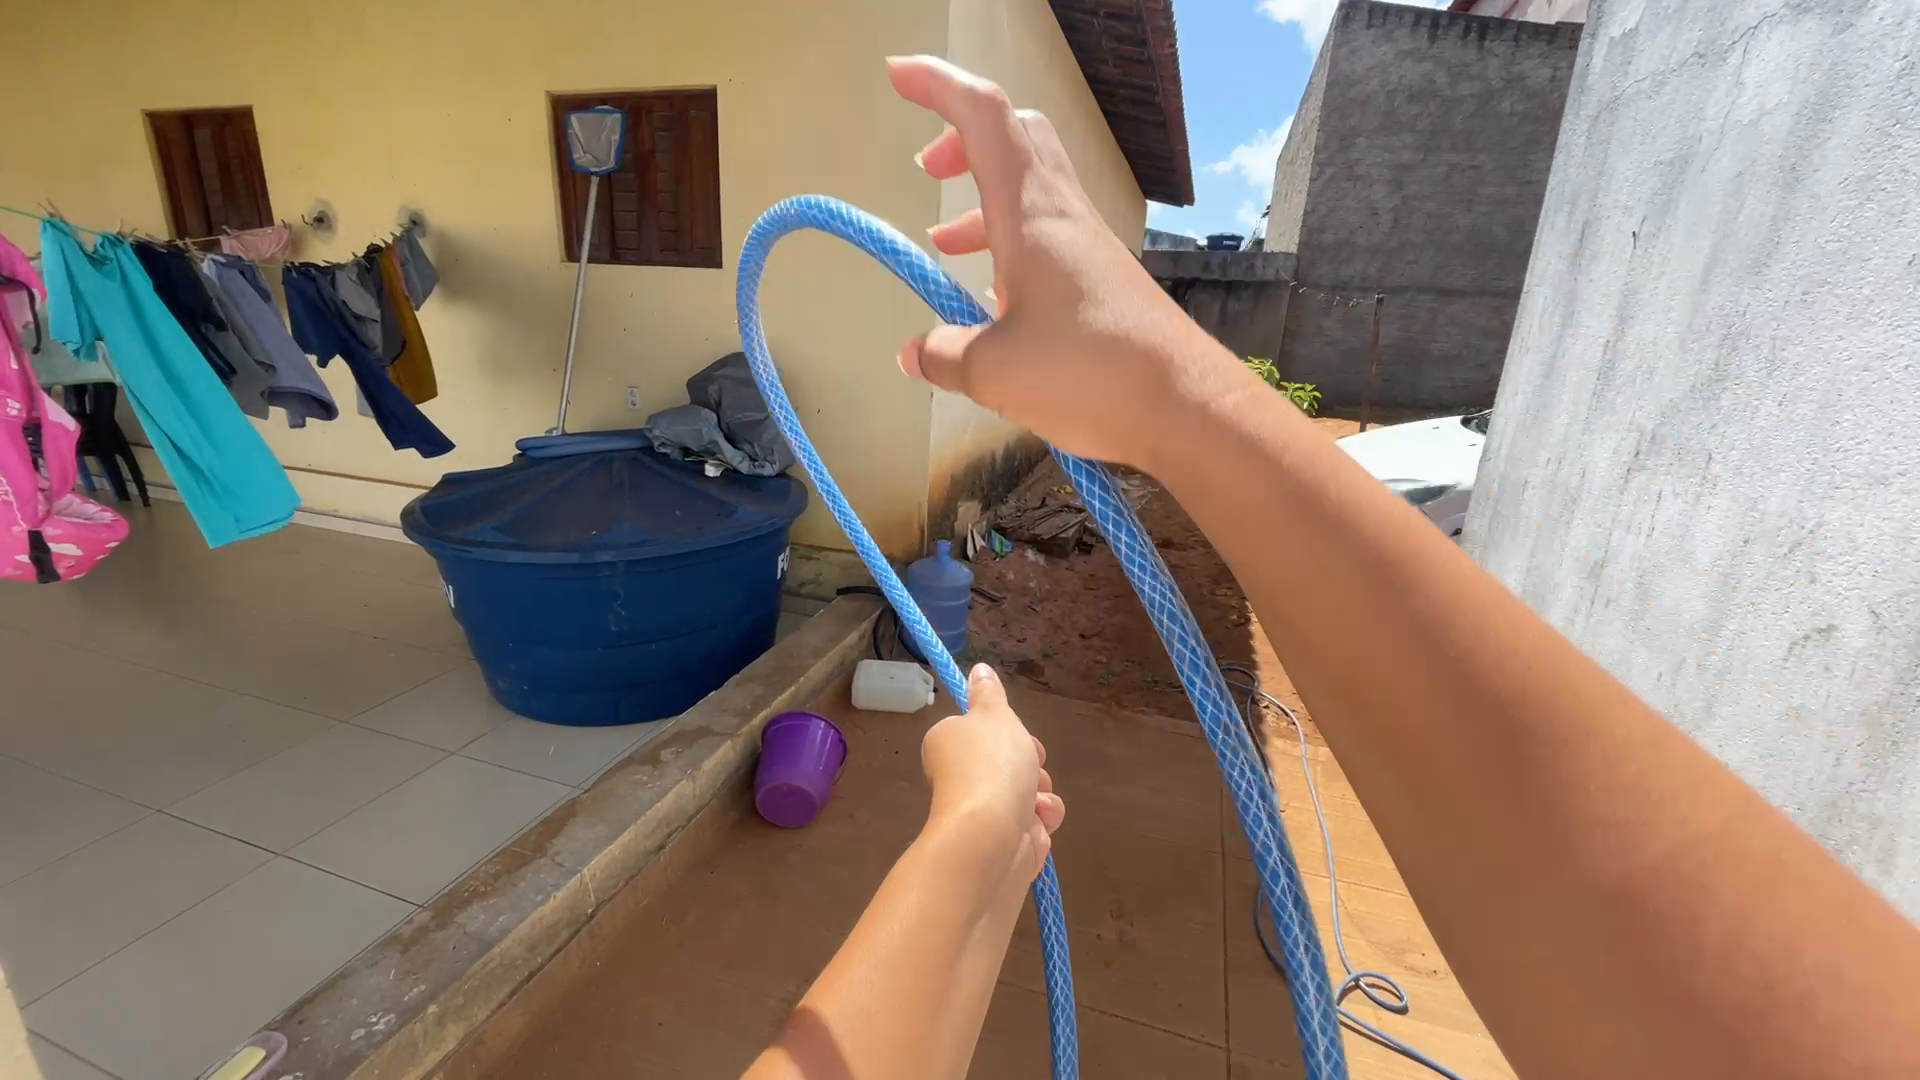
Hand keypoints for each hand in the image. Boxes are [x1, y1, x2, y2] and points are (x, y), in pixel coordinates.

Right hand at [886, 55, 1254, 470]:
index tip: (898, 77)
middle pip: (1017, 138)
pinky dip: (1012, 247)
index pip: (983, 118)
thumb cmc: (1084, 373)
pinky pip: (1051, 238)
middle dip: (964, 142)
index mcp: (1031, 216)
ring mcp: (1090, 246)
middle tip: (931, 171)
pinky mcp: (1105, 280)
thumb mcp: (992, 372)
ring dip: (984, 202)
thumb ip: (944, 355)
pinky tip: (996, 300)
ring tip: (946, 246)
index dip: (937, 86)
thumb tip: (914, 354)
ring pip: (1032, 191)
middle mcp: (1064, 216)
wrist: (1182, 404)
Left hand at [921, 664, 1065, 881]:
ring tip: (1033, 796)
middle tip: (1028, 759)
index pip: (981, 729)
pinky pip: (1039, 815)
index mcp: (949, 744)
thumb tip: (978, 669)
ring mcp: (988, 809)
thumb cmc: (990, 764)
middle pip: (1011, 756)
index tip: (1012, 729)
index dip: (1004, 728)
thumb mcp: (993, 714)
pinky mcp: (1011, 836)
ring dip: (1040, 787)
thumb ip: (989, 693)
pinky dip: (1044, 814)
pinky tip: (1039, 818)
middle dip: (1029, 758)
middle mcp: (964, 776)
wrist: (992, 835)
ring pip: (1030, 785)